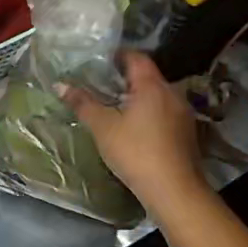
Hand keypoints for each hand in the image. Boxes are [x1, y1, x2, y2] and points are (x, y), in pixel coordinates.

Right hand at [63, 52, 205, 207]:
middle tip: (101, 86)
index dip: (117, 55)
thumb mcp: (103, 127)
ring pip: (157, 96)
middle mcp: (173, 93)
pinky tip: (134, 129)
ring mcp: (183, 114)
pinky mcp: (187, 133)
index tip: (98, 62)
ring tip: (114, 108)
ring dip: (137, 98)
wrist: (174, 191)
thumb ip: (83, 103)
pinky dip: (148, 114)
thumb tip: (60, 85)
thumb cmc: (136, 152)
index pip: (136, 57)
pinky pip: (165, 113)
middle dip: (125, 79)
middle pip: (148, 76)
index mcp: (153, 85)